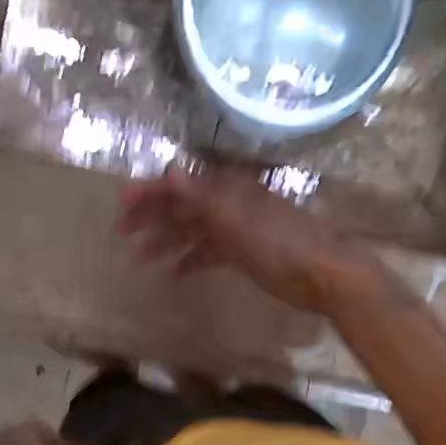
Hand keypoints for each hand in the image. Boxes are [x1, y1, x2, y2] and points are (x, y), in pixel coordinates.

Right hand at [117, 169, 387, 313]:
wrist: (325, 274)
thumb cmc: (282, 243)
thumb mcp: (238, 219)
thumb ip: (201, 196)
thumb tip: (168, 170)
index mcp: (226, 191)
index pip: (180, 186)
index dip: (150, 191)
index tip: (121, 201)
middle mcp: (228, 206)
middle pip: (182, 208)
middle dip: (150, 217)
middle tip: (120, 231)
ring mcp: (236, 230)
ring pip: (192, 232)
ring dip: (165, 242)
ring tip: (137, 258)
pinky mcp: (244, 254)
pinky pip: (210, 253)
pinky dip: (192, 260)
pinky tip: (175, 273)